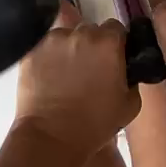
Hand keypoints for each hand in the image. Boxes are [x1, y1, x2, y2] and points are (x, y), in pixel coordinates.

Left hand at [14, 1, 139, 157]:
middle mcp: (81, 33)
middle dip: (92, 45)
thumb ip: (131, 77)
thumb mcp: (129, 105)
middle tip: (90, 69)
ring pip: (67, 35)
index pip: (115, 28)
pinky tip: (49, 76)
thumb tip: (124, 67)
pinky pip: (46, 45)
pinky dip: (49, 56)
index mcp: (108, 43)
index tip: (112, 58)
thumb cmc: (94, 124)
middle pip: (90, 30)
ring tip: (66, 73)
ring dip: (70, 48)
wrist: (52, 138)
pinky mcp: (33, 48)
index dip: (115, 43)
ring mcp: (54, 38)